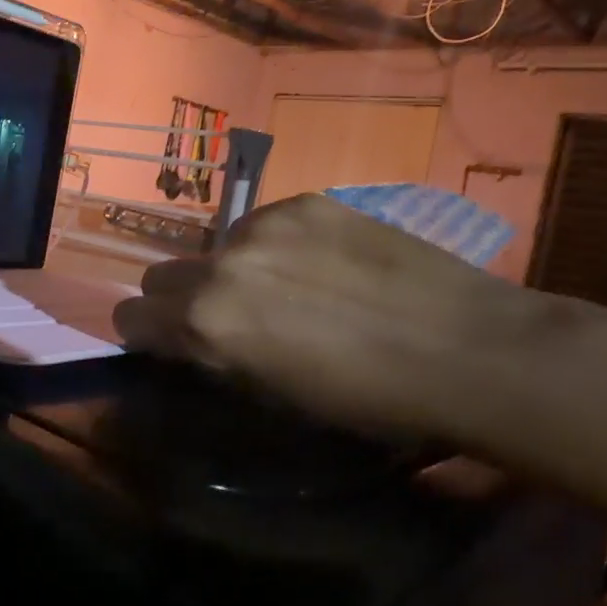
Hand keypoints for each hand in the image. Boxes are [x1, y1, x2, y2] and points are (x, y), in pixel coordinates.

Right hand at [112, 193, 555, 438]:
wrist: (475, 351)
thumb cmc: (373, 401)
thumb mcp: (275, 396)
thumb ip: (216, 359)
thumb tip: (192, 343)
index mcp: (206, 321)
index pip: (130, 317)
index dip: (147, 336)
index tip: (172, 347)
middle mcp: (220, 265)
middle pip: (160, 275)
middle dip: (179, 299)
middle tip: (226, 320)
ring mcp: (263, 226)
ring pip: (215, 247)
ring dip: (231, 270)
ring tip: (289, 292)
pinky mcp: (306, 203)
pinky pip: (263, 225)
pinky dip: (275, 247)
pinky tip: (325, 268)